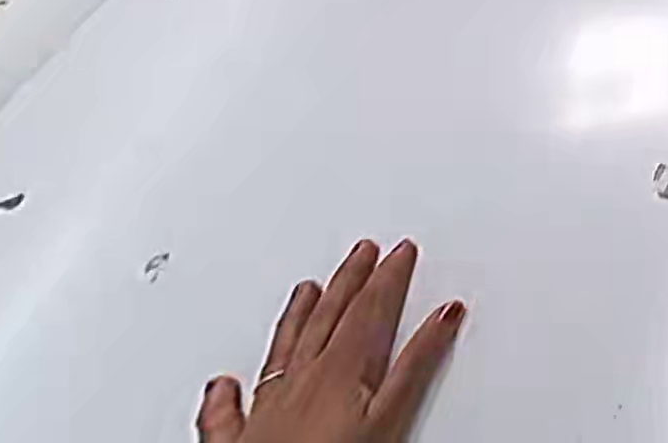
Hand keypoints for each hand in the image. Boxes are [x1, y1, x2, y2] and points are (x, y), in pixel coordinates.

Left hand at [196, 240, 464, 442]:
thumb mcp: (392, 415)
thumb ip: (420, 361)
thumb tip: (447, 312)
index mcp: (342, 369)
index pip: (371, 308)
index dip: (389, 275)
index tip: (401, 250)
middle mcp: (301, 383)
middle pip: (329, 318)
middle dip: (349, 281)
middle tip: (362, 251)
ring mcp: (264, 414)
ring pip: (284, 350)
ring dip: (299, 316)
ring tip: (307, 288)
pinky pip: (223, 415)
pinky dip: (221, 396)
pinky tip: (219, 383)